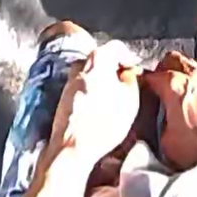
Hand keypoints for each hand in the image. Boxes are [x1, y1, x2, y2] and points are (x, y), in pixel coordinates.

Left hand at [49, 47, 142, 166]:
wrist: (71, 148)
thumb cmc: (105, 121)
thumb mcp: (131, 99)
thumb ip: (131, 79)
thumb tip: (127, 74)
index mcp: (99, 58)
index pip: (117, 47)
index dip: (129, 57)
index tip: (135, 69)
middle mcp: (81, 65)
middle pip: (100, 58)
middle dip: (113, 67)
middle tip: (123, 81)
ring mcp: (69, 82)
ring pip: (89, 73)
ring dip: (100, 80)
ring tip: (110, 95)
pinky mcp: (62, 100)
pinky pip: (81, 88)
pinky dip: (90, 91)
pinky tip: (97, 106)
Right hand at [142, 50, 196, 169]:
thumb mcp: (167, 143)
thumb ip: (153, 129)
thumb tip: (149, 128)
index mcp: (174, 85)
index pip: (149, 75)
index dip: (136, 81)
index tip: (128, 85)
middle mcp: (189, 74)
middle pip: (168, 60)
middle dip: (158, 70)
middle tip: (151, 87)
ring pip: (183, 63)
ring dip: (173, 72)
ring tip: (166, 92)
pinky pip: (194, 73)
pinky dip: (185, 79)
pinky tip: (182, 98)